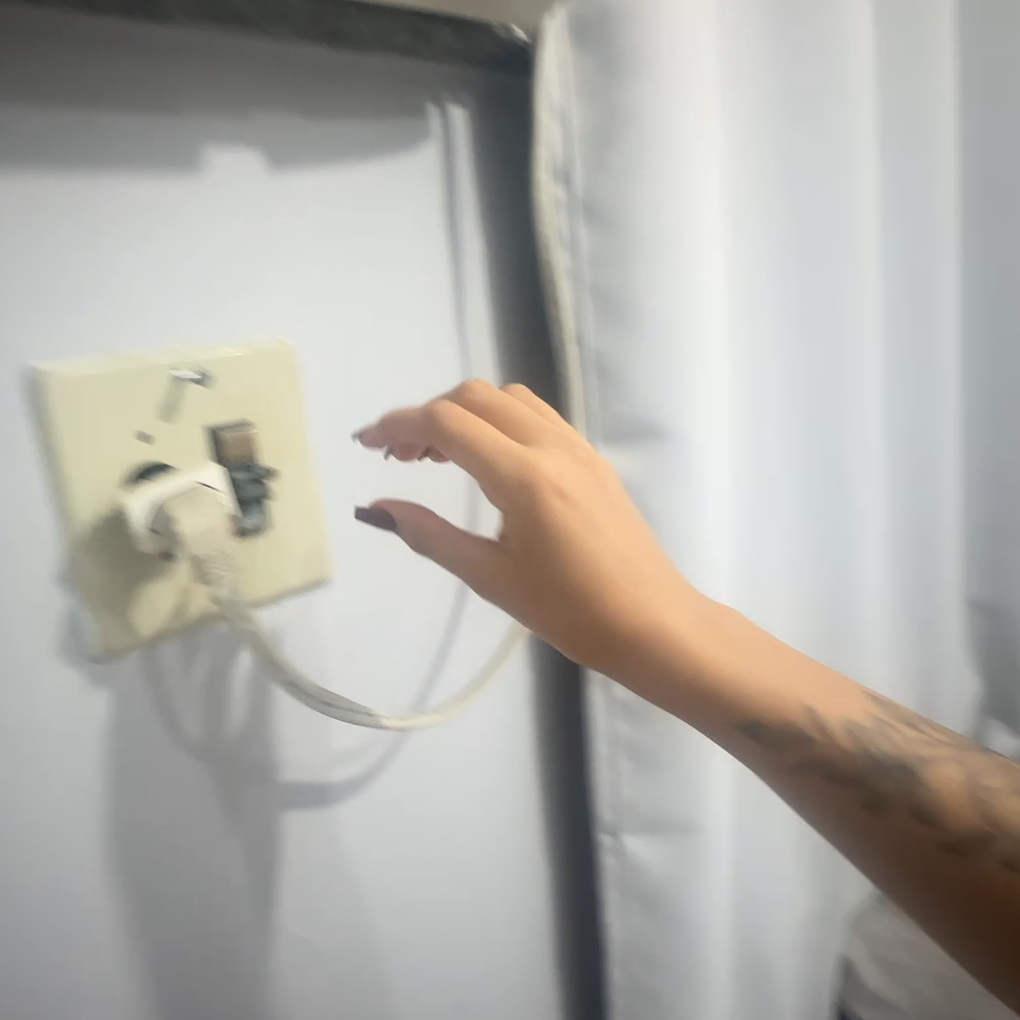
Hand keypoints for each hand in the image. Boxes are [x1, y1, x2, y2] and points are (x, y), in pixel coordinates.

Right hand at [354, 380, 707, 681]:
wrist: (653, 623)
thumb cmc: (570, 611)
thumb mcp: (490, 578)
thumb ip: (429, 535)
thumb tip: (377, 509)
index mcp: (524, 478)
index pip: (447, 423)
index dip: (398, 426)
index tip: (366, 443)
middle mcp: (551, 446)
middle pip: (473, 396)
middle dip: (426, 415)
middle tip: (398, 457)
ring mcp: (576, 446)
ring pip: (506, 398)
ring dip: (462, 412)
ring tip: (437, 456)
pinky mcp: (590, 456)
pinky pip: (534, 414)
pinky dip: (495, 419)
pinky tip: (485, 459)